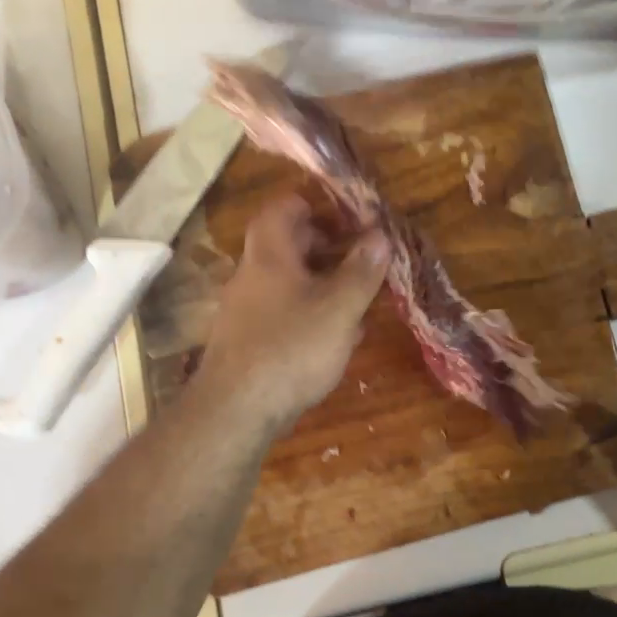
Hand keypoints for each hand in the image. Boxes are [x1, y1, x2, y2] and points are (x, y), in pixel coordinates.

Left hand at [195, 195, 388, 426]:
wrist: (235, 411)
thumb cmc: (291, 350)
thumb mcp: (339, 309)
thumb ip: (362, 272)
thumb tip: (381, 235)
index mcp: (270, 255)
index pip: (283, 208)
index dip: (316, 204)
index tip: (349, 217)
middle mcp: (251, 275)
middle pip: (286, 245)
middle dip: (326, 246)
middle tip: (361, 258)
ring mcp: (244, 310)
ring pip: (287, 281)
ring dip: (321, 283)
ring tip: (357, 300)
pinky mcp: (246, 341)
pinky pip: (281, 312)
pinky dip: (308, 312)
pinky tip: (333, 338)